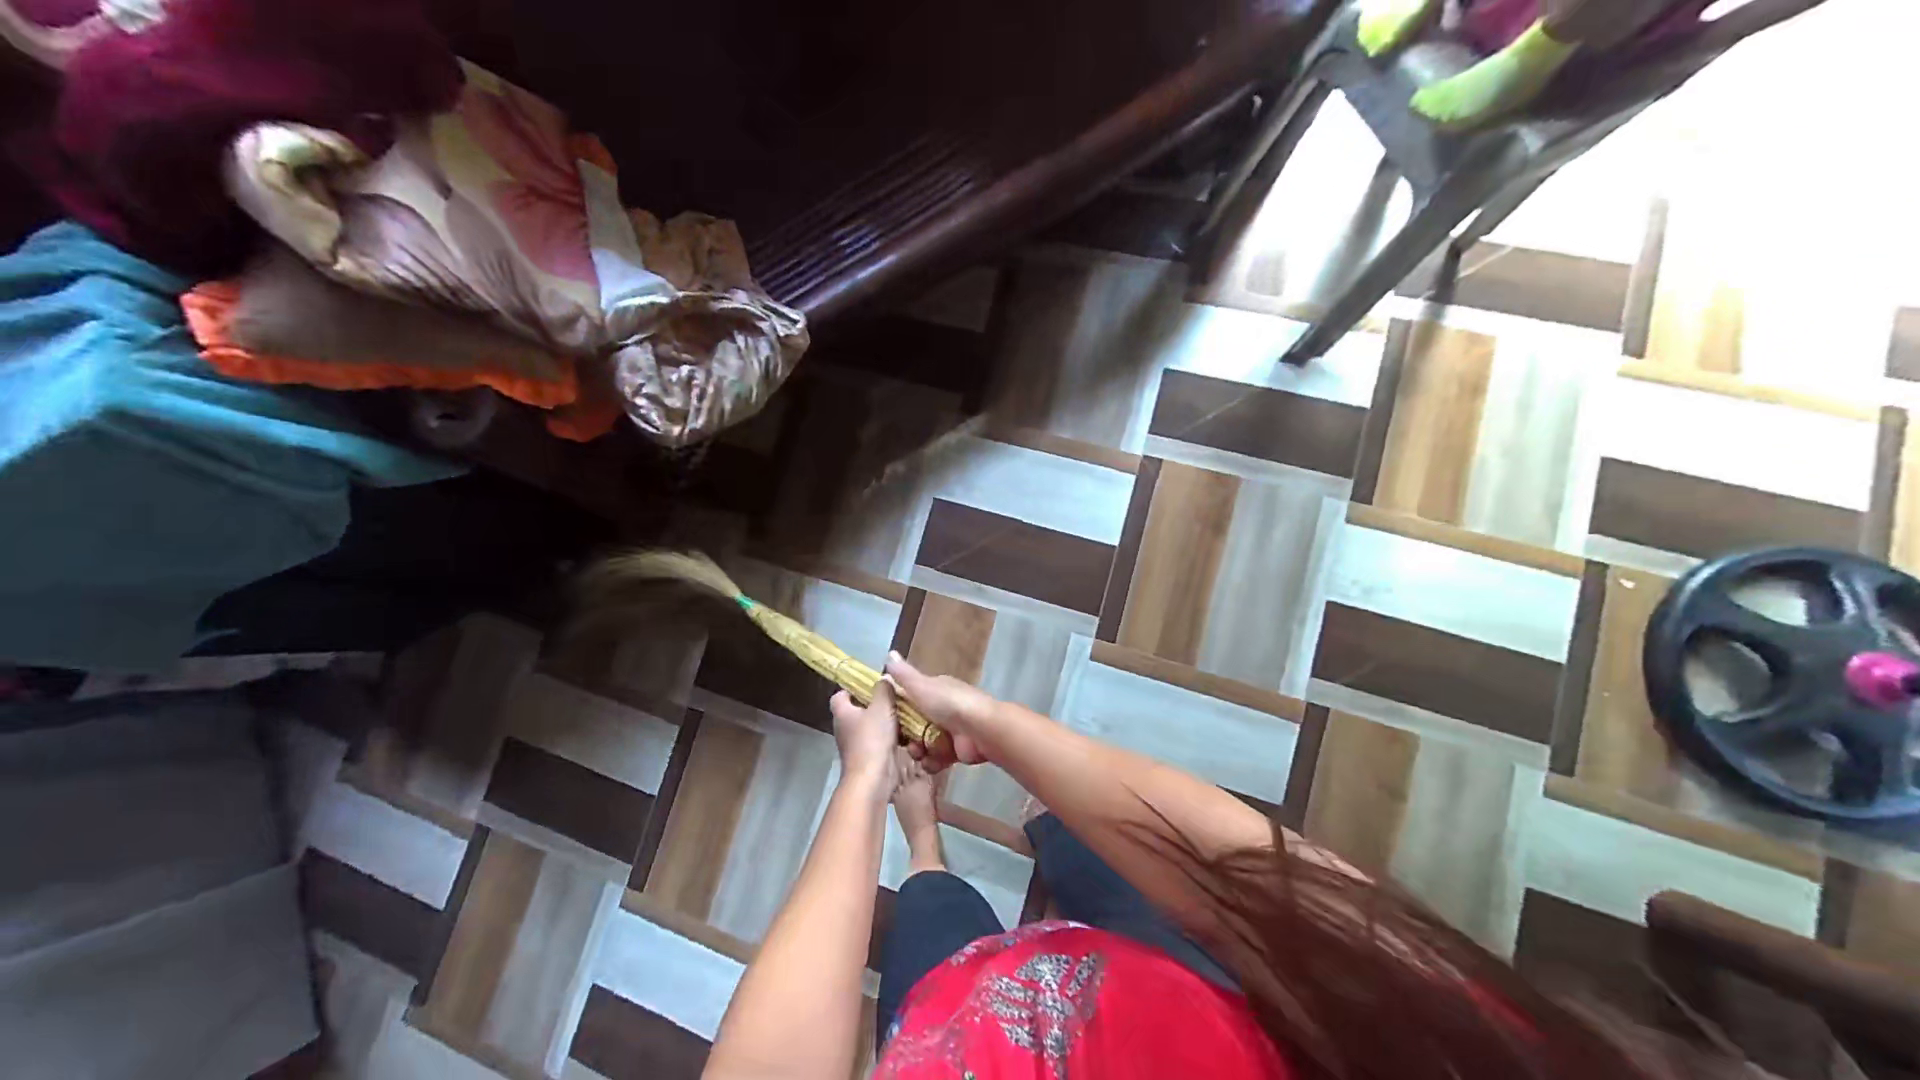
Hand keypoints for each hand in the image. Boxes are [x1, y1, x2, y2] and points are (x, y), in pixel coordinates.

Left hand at [829, 679, 899, 793]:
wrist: (872, 779)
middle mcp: (845, 728)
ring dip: (886, 722)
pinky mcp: (868, 758)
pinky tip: (907, 735)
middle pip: (858, 711)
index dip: (853, 688)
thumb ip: (884, 689)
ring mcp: (855, 745)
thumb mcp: (882, 707)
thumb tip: (884, 677)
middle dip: (876, 704)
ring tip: (905, 715)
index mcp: (842, 713)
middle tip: (895, 698)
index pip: (840, 695)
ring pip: (871, 727)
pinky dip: (891, 738)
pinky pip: (880, 742)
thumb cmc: (872, 739)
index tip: (871, 686)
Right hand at [885, 652, 995, 771]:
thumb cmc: (948, 703)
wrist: (980, 729)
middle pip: (915, 724)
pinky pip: (937, 758)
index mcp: (936, 689)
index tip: (887, 721)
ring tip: (920, 754)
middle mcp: (943, 708)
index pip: (911, 698)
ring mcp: (951, 730)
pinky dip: (933, 762)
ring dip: (919, 751)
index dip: (899, 710)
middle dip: (908, 736)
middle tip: (905, 742)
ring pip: (924, 743)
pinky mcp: (956, 751)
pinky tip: (932, 762)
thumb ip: (903, 674)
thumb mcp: (920, 685)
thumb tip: (889, 653)